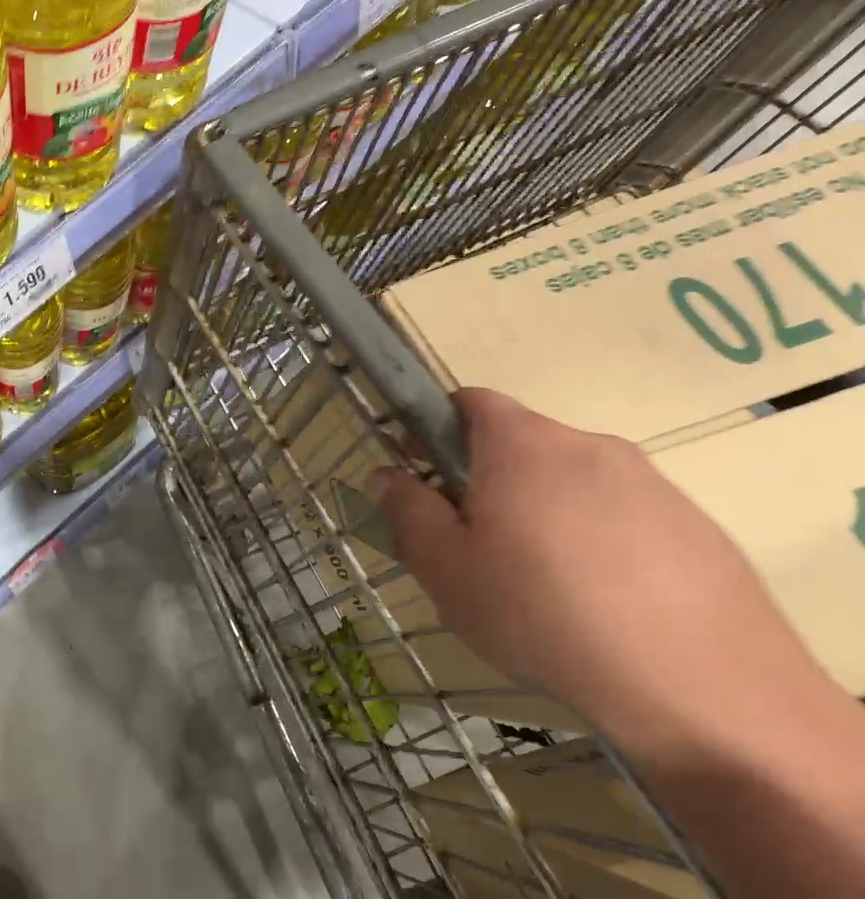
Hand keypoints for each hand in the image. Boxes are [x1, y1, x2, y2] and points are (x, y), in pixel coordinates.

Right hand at [369, 388, 821, 738]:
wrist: (703, 689)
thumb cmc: (541, 614)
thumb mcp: (443, 566)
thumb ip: (406, 510)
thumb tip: (388, 475)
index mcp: (522, 445)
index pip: (469, 402)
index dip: (434, 429)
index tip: (422, 476)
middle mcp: (590, 448)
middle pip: (521, 445)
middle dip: (487, 480)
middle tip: (472, 545)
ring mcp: (654, 486)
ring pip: (572, 485)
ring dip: (543, 514)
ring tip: (537, 585)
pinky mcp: (698, 530)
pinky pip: (624, 520)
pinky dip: (599, 545)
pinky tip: (598, 606)